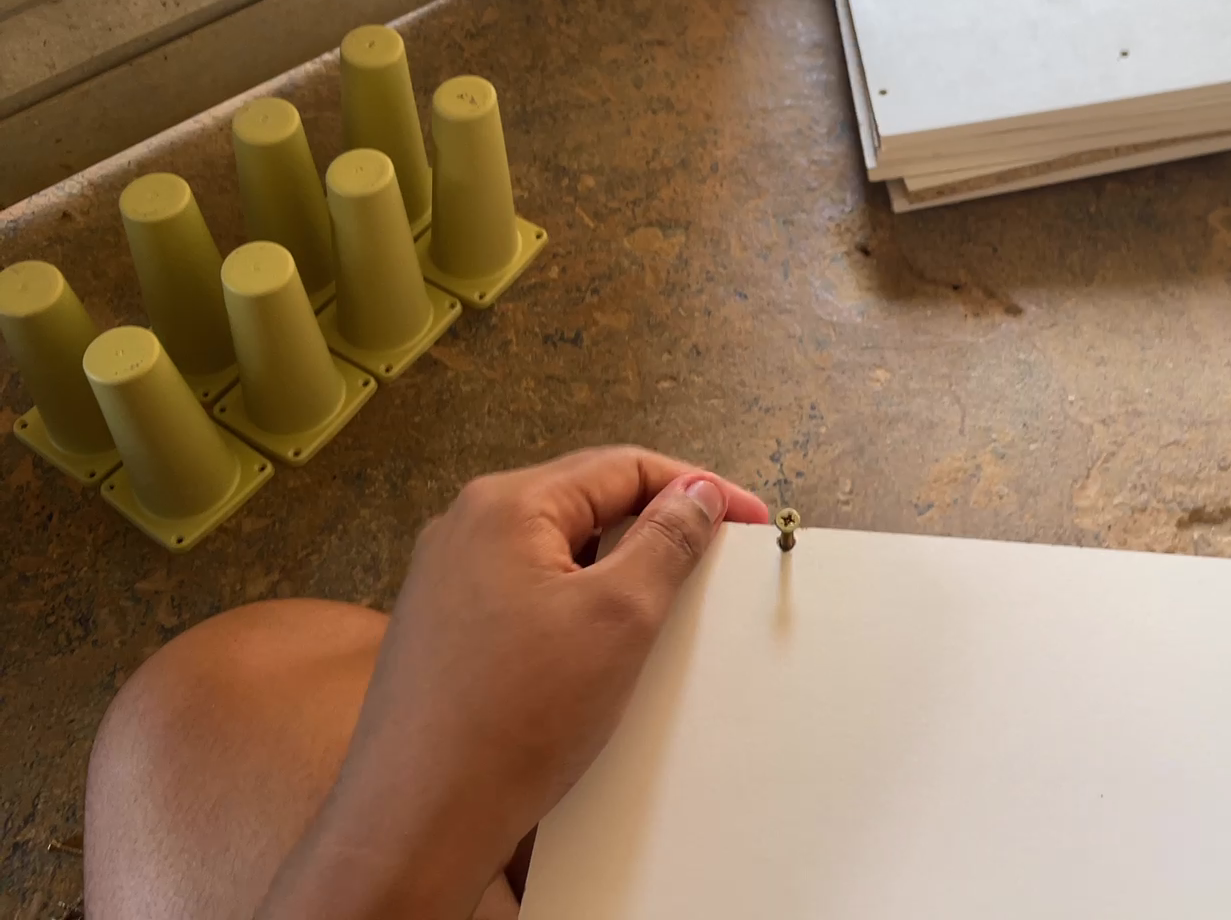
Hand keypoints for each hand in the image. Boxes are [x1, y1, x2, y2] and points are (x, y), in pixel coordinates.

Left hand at [259, 447, 769, 919]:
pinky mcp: (449, 619)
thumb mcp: (620, 613)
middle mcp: (469, 524)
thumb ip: (668, 537)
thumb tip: (701, 489)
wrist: (414, 830)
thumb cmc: (524, 711)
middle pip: (592, 496)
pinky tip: (613, 622)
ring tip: (677, 583)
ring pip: (566, 540)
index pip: (625, 466)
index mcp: (507, 504)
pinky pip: (538, 578)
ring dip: (627, 553)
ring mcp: (451, 573)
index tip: (749, 518)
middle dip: (663, 516)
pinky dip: (588, 587)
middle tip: (720, 548)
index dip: (699, 486)